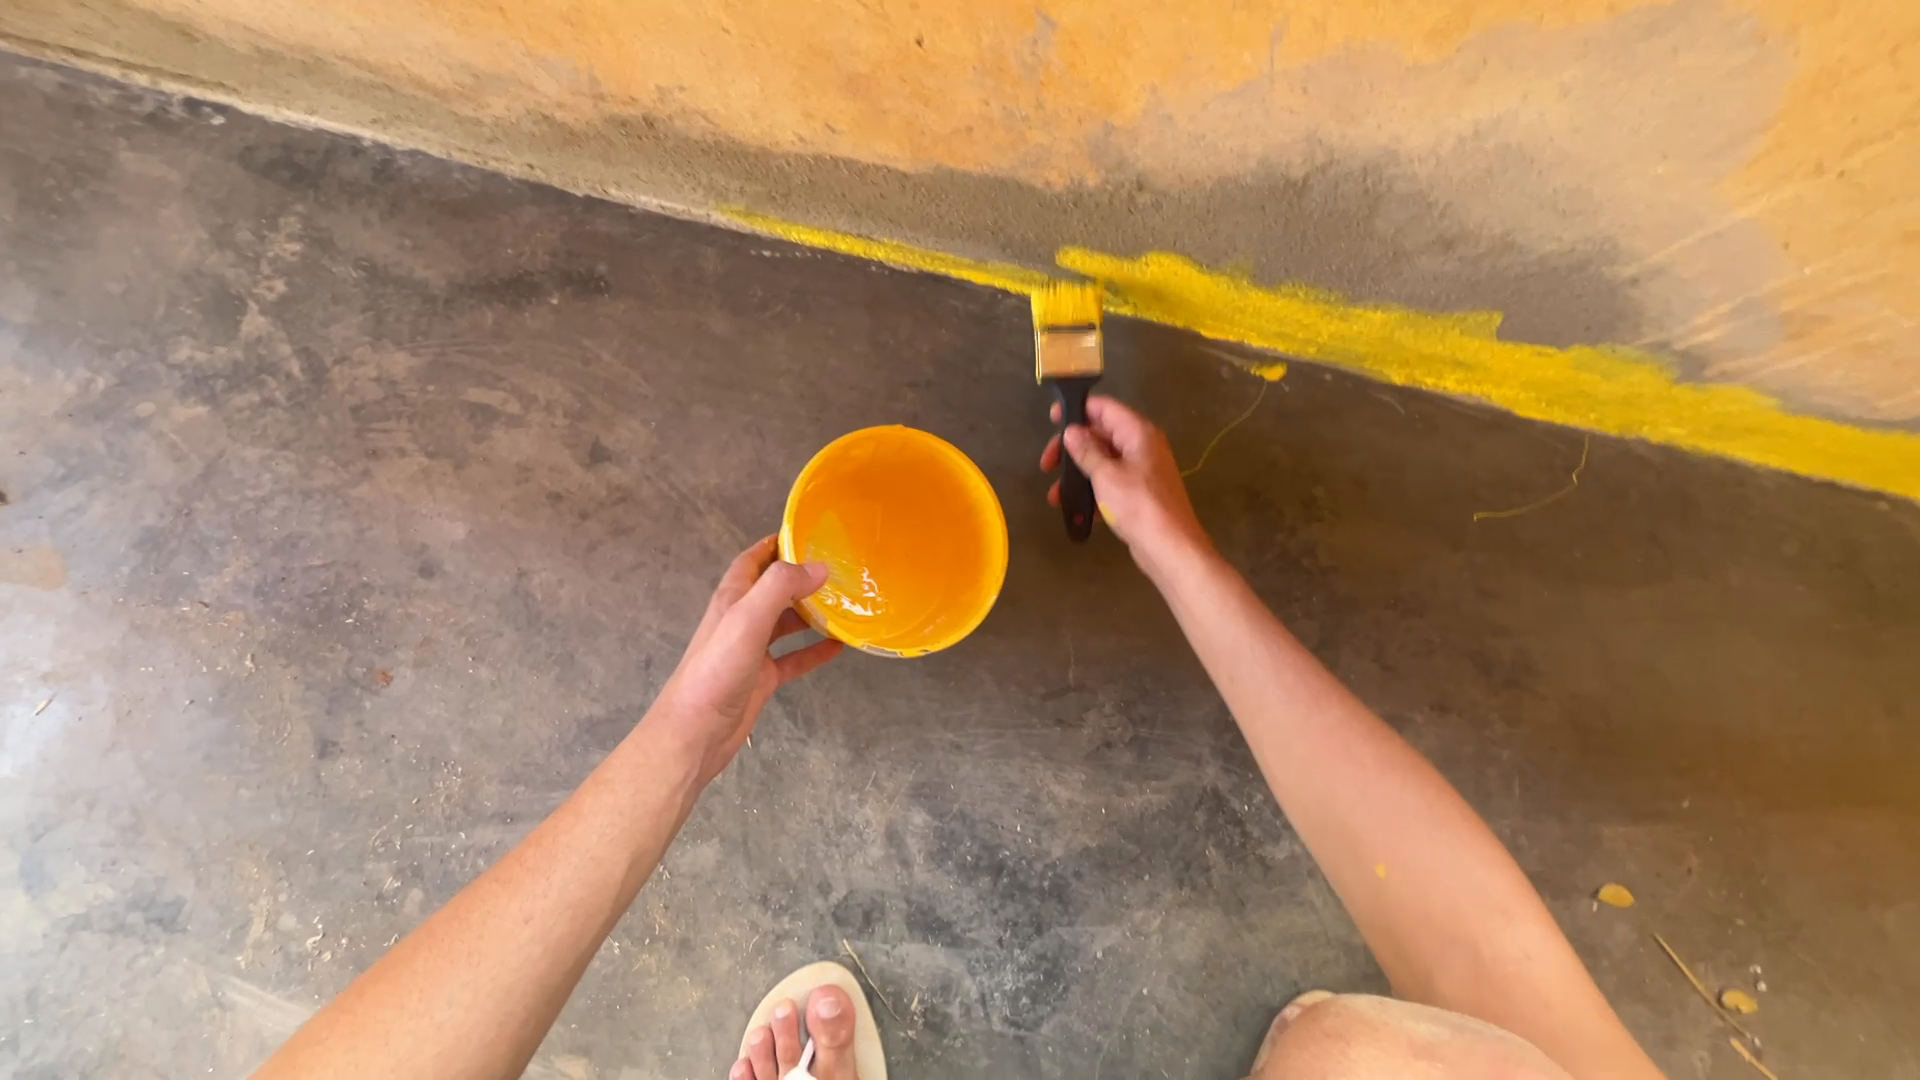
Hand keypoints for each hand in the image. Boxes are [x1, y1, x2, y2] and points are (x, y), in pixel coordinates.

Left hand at [652, 536, 842, 783]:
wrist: (695, 733)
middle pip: (773, 590)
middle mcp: (741, 620)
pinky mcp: (762, 679)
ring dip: (811, 613)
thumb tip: (819, 567)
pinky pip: (794, 658)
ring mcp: (752, 651)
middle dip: (801, 577)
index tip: (806, 533)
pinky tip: (839, 647)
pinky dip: (814, 651)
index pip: (752, 561)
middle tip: (838, 570)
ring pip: (786, 623)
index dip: (775, 544)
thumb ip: (779, 588)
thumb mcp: (747, 620)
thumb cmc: (717, 671)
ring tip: (845, 604)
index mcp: (732, 600)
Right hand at [1041, 395, 1211, 572]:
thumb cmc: (1138, 504)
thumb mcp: (1106, 475)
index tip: (1053, 419)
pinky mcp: (1137, 493)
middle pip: (1100, 435)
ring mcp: (1140, 470)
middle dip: (1071, 449)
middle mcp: (1141, 446)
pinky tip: (1074, 508)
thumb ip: (1086, 451)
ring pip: (1101, 462)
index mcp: (1138, 433)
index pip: (1104, 408)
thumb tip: (1071, 431)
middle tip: (1047, 465)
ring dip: (1077, 475)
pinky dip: (1091, 491)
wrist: (1168, 546)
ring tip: (1055, 495)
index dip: (1077, 409)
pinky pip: (1109, 483)